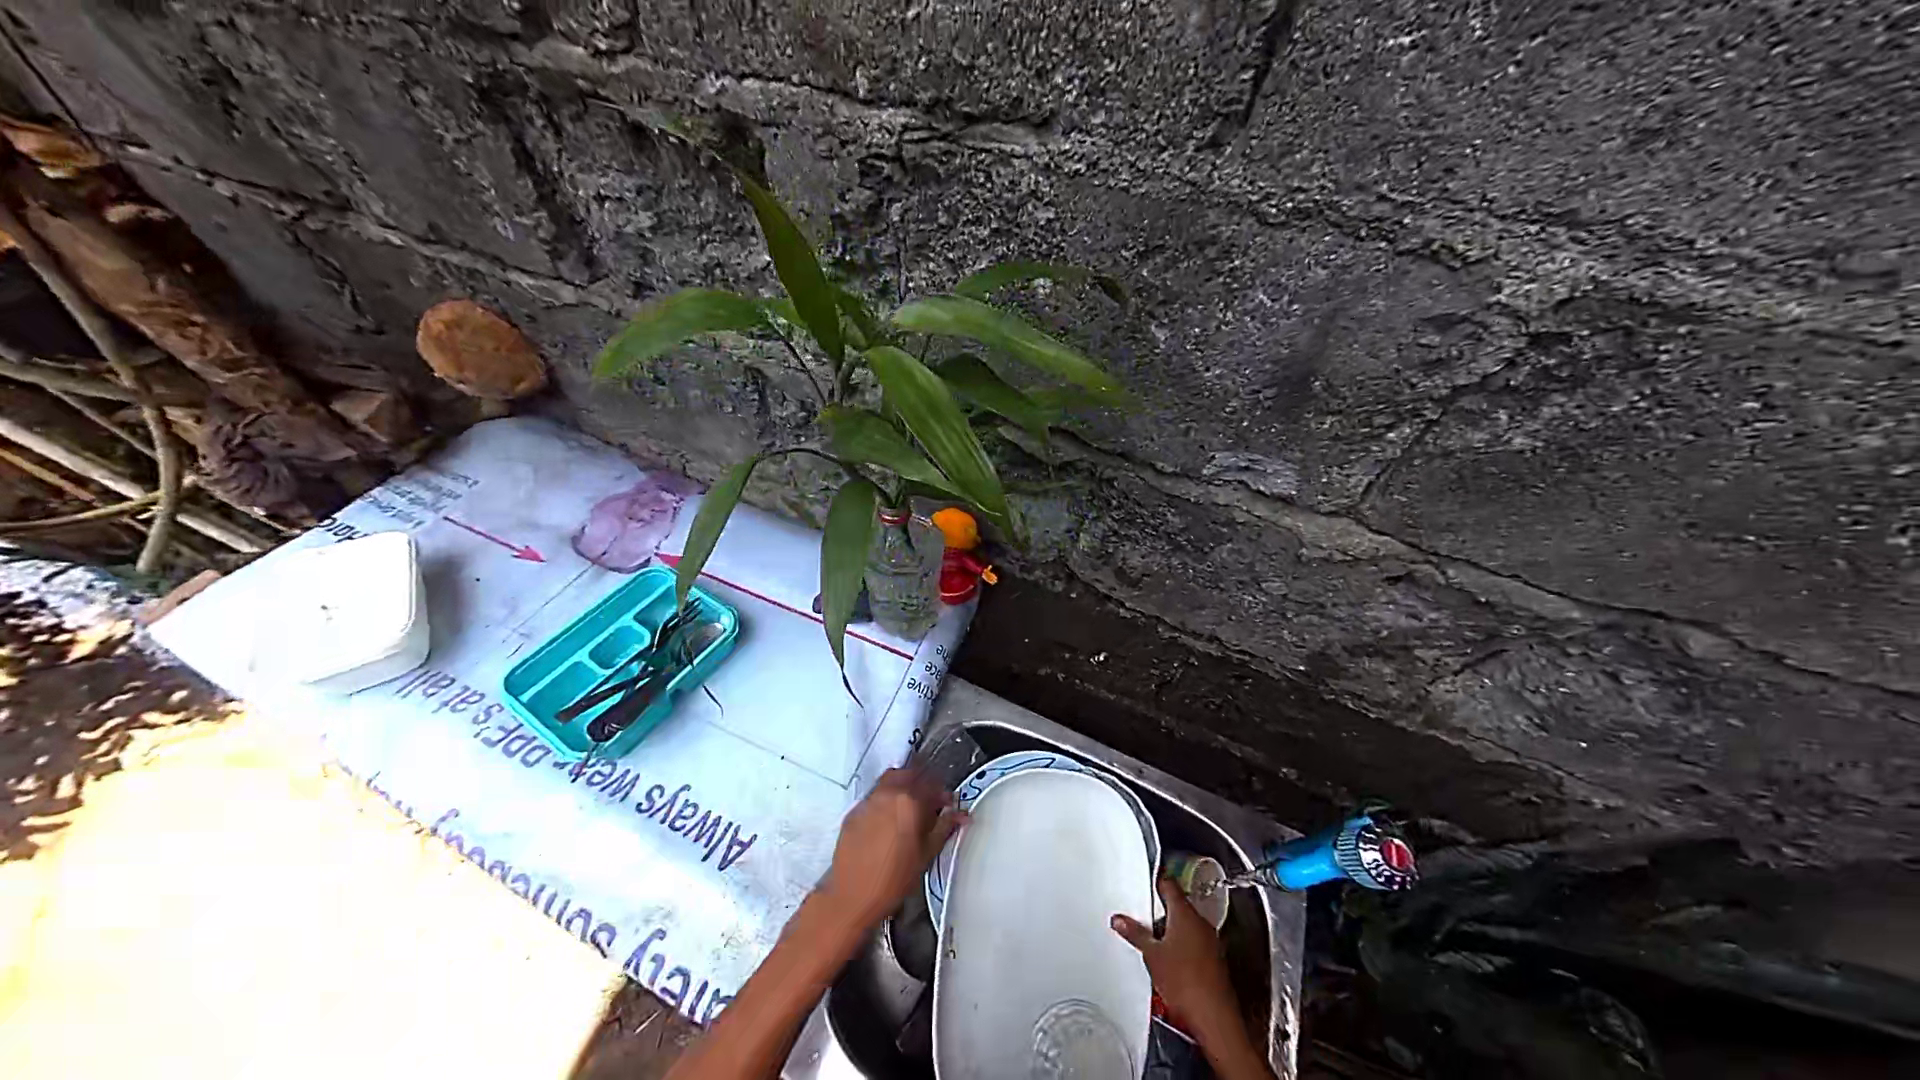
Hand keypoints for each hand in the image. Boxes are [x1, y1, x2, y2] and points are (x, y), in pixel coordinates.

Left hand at [819, 766, 965, 926]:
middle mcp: (886, 795)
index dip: (942, 792)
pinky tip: (888, 820)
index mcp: (908, 802)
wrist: (852, 897)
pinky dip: (884, 800)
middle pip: (908, 773)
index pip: (931, 782)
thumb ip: (943, 828)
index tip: (946, 802)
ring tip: (909, 809)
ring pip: (889, 780)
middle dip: (922, 783)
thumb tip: (958, 816)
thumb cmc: (891, 881)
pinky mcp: (853, 813)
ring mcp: (867, 802)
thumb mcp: (926, 854)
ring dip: (902, 787)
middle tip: (929, 801)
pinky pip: (873, 796)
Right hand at [1112, 878, 1243, 1045]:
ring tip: (1153, 940)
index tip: (1147, 880)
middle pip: (1178, 906)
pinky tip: (1170, 960)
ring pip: (1187, 926)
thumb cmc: (1185, 982)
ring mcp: (1210, 942)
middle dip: (1161, 910)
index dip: (1157, 881)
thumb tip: (1120, 920)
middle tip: (1143, 914)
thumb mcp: (1151, 955)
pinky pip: (1195, 943)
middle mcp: (1201, 924)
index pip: (1170, 885)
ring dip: (1171, 929)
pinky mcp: (1215, 961)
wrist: (1213, 1017)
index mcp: (1185, 914)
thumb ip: (1134, 933)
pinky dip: (1182, 945)